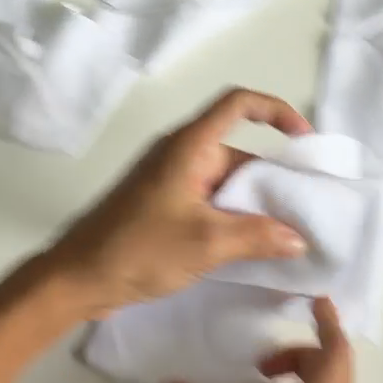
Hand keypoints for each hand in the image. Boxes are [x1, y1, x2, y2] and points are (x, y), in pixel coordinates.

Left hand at [46, 88, 312, 316]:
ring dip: (252, 202)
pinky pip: (207, 199)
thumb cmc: (139, 248)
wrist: (77, 278)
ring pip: (223, 180)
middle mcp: (180, 153)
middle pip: (237, 150)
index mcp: (189, 145)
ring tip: (286, 234)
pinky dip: (231, 215)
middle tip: (305, 208)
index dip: (275, 110)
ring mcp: (169, 179)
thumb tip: (298, 237)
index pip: (237, 103)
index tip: (303, 140)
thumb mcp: (206, 243)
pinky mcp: (162, 204)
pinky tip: (250, 247)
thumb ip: (257, 237)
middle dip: (271, 176)